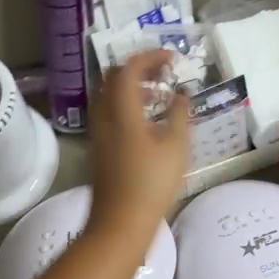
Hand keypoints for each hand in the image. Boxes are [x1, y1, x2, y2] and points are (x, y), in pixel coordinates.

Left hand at [87, 51, 189, 237]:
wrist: (120, 222)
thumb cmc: (152, 182)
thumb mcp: (176, 146)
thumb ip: (179, 113)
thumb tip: (181, 93)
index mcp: (121, 110)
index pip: (129, 69)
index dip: (150, 57)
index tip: (171, 57)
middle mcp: (103, 116)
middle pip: (114, 79)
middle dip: (139, 69)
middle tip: (163, 73)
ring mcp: (97, 133)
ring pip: (109, 97)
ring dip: (132, 88)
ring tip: (159, 96)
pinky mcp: (98, 148)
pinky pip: (109, 114)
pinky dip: (126, 106)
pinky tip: (146, 122)